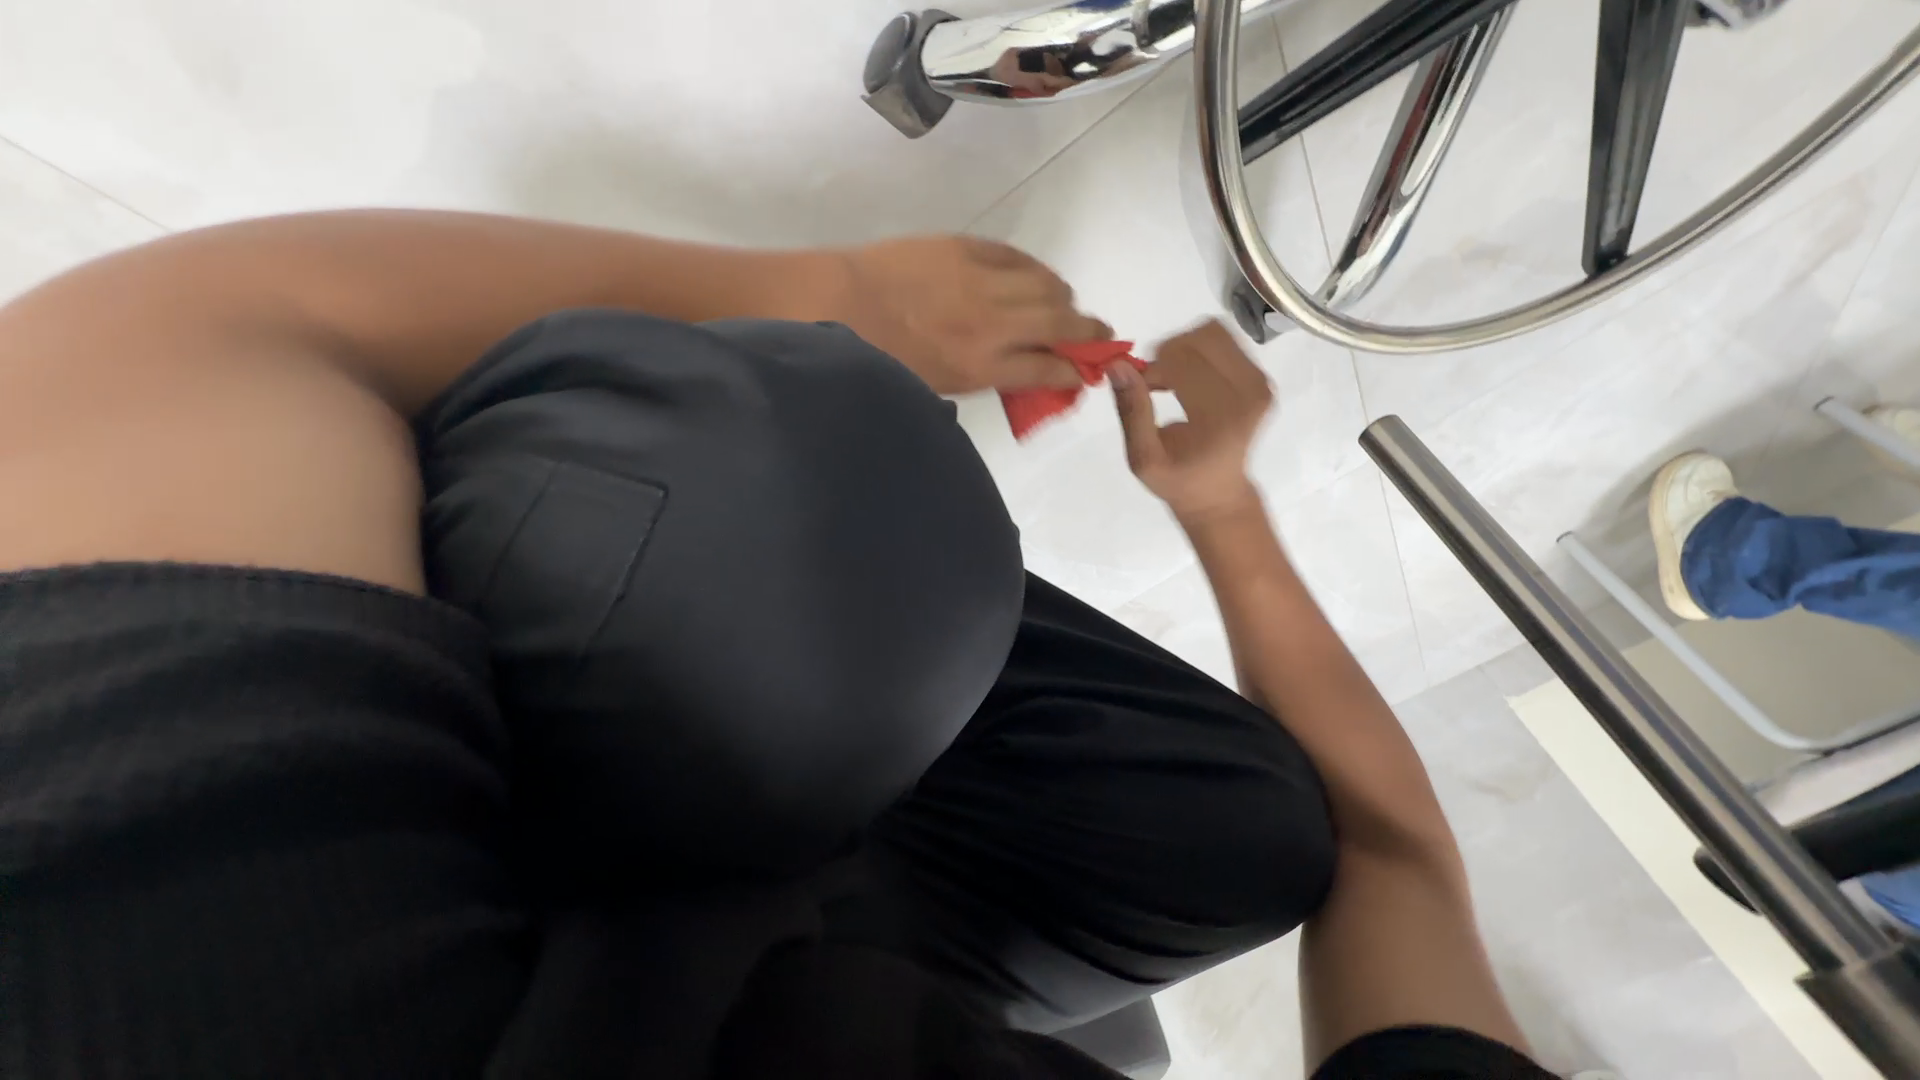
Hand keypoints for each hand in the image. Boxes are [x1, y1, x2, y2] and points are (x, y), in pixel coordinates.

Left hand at [828, 236, 1110, 395]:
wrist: (840, 305)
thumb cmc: (880, 358)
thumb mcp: (936, 386)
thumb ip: (982, 378)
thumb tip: (1014, 370)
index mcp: (984, 366)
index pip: (1049, 368)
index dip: (1074, 371)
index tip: (1084, 371)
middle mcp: (995, 325)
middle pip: (1061, 324)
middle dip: (1089, 331)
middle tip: (1100, 335)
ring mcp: (984, 282)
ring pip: (1048, 286)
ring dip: (1065, 297)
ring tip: (1066, 304)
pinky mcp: (968, 247)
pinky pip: (1018, 257)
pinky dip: (1034, 268)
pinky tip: (1036, 275)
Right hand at [1110, 320, 1270, 520]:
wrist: (1217, 493)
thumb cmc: (1176, 479)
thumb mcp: (1142, 458)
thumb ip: (1131, 411)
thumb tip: (1116, 364)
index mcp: (1221, 416)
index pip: (1182, 362)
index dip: (1154, 368)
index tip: (1142, 390)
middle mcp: (1249, 394)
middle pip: (1200, 338)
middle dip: (1169, 354)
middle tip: (1155, 384)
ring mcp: (1260, 385)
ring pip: (1214, 333)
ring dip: (1184, 349)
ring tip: (1171, 380)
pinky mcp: (1262, 380)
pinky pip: (1225, 343)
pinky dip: (1199, 354)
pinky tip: (1189, 380)